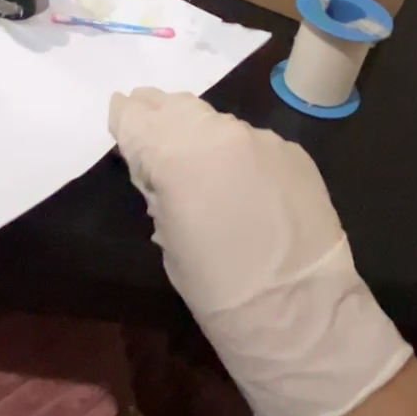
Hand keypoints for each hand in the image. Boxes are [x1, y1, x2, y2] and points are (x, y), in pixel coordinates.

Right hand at [109, 88, 411, 415]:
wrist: (298, 309)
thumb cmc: (216, 287)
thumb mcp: (166, 237)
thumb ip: (157, 189)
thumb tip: (155, 166)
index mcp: (176, 158)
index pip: (136, 119)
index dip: (123, 116)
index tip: (118, 113)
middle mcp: (217, 135)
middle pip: (175, 106)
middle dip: (156, 110)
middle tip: (145, 110)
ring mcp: (259, 139)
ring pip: (215, 119)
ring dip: (197, 127)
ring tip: (189, 143)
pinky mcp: (291, 151)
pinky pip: (250, 140)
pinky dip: (235, 149)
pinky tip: (236, 173)